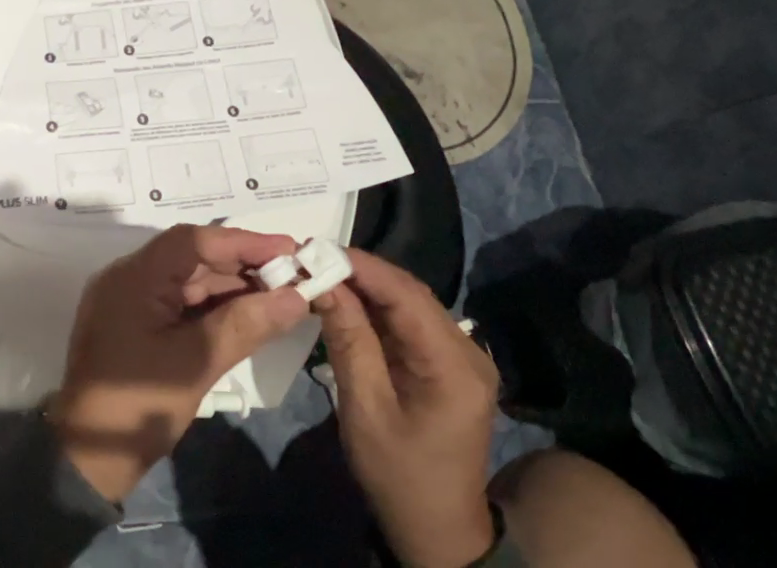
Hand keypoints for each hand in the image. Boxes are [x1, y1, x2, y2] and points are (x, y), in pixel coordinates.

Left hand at [50, 224, 312, 501]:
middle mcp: (128, 279)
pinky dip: (214, 308)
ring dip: (232, 288)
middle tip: (295, 275)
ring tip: (283, 296)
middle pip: (191, 258)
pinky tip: (250, 316)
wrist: (89, 455)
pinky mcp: (135, 326)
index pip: (193, 241)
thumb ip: (246, 324)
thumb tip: (296, 297)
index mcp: (133, 277)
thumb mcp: (197, 361)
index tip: (289, 249)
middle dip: (243, 265)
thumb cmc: (139, 403)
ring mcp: (130, 303)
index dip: (243, 242)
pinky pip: (179, 303)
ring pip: (188, 282)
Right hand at [316, 251, 498, 567]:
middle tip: (309, 259)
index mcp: (453, 366)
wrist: (438, 526)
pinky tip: (343, 303)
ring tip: (318, 274)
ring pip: (408, 303)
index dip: (361, 267)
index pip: (406, 295)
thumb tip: (322, 284)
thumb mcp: (365, 408)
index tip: (314, 250)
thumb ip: (348, 341)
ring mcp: (462, 357)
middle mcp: (467, 352)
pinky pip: (409, 322)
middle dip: (359, 272)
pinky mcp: (448, 365)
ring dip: (365, 287)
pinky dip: (374, 308)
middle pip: (410, 293)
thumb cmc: (398, 473)